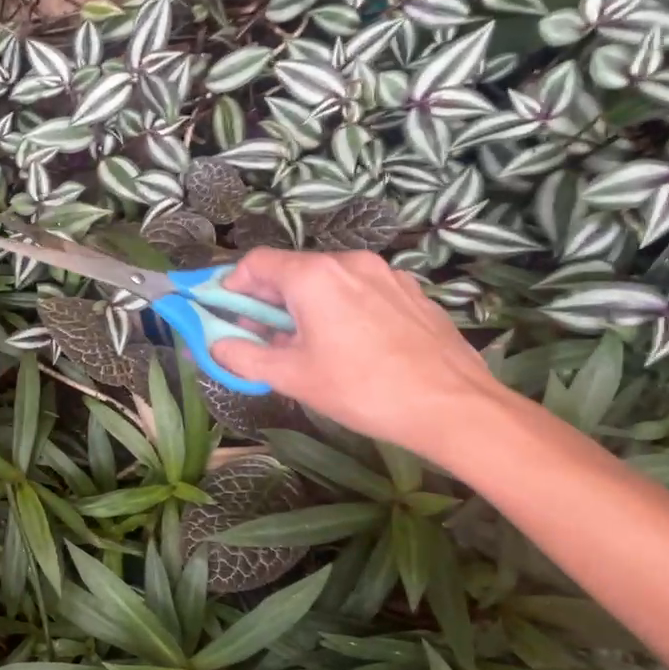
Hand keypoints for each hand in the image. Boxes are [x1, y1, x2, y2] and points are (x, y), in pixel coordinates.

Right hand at [208, 249, 504, 452]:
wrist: (453, 406)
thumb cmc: (361, 389)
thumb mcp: (290, 377)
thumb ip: (242, 356)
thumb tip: (215, 345)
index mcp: (314, 276)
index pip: (256, 263)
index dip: (232, 286)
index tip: (224, 316)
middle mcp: (349, 263)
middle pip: (291, 271)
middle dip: (266, 302)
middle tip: (259, 340)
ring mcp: (385, 275)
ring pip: (326, 282)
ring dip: (302, 308)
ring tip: (304, 348)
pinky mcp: (411, 293)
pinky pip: (358, 292)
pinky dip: (338, 310)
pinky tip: (346, 348)